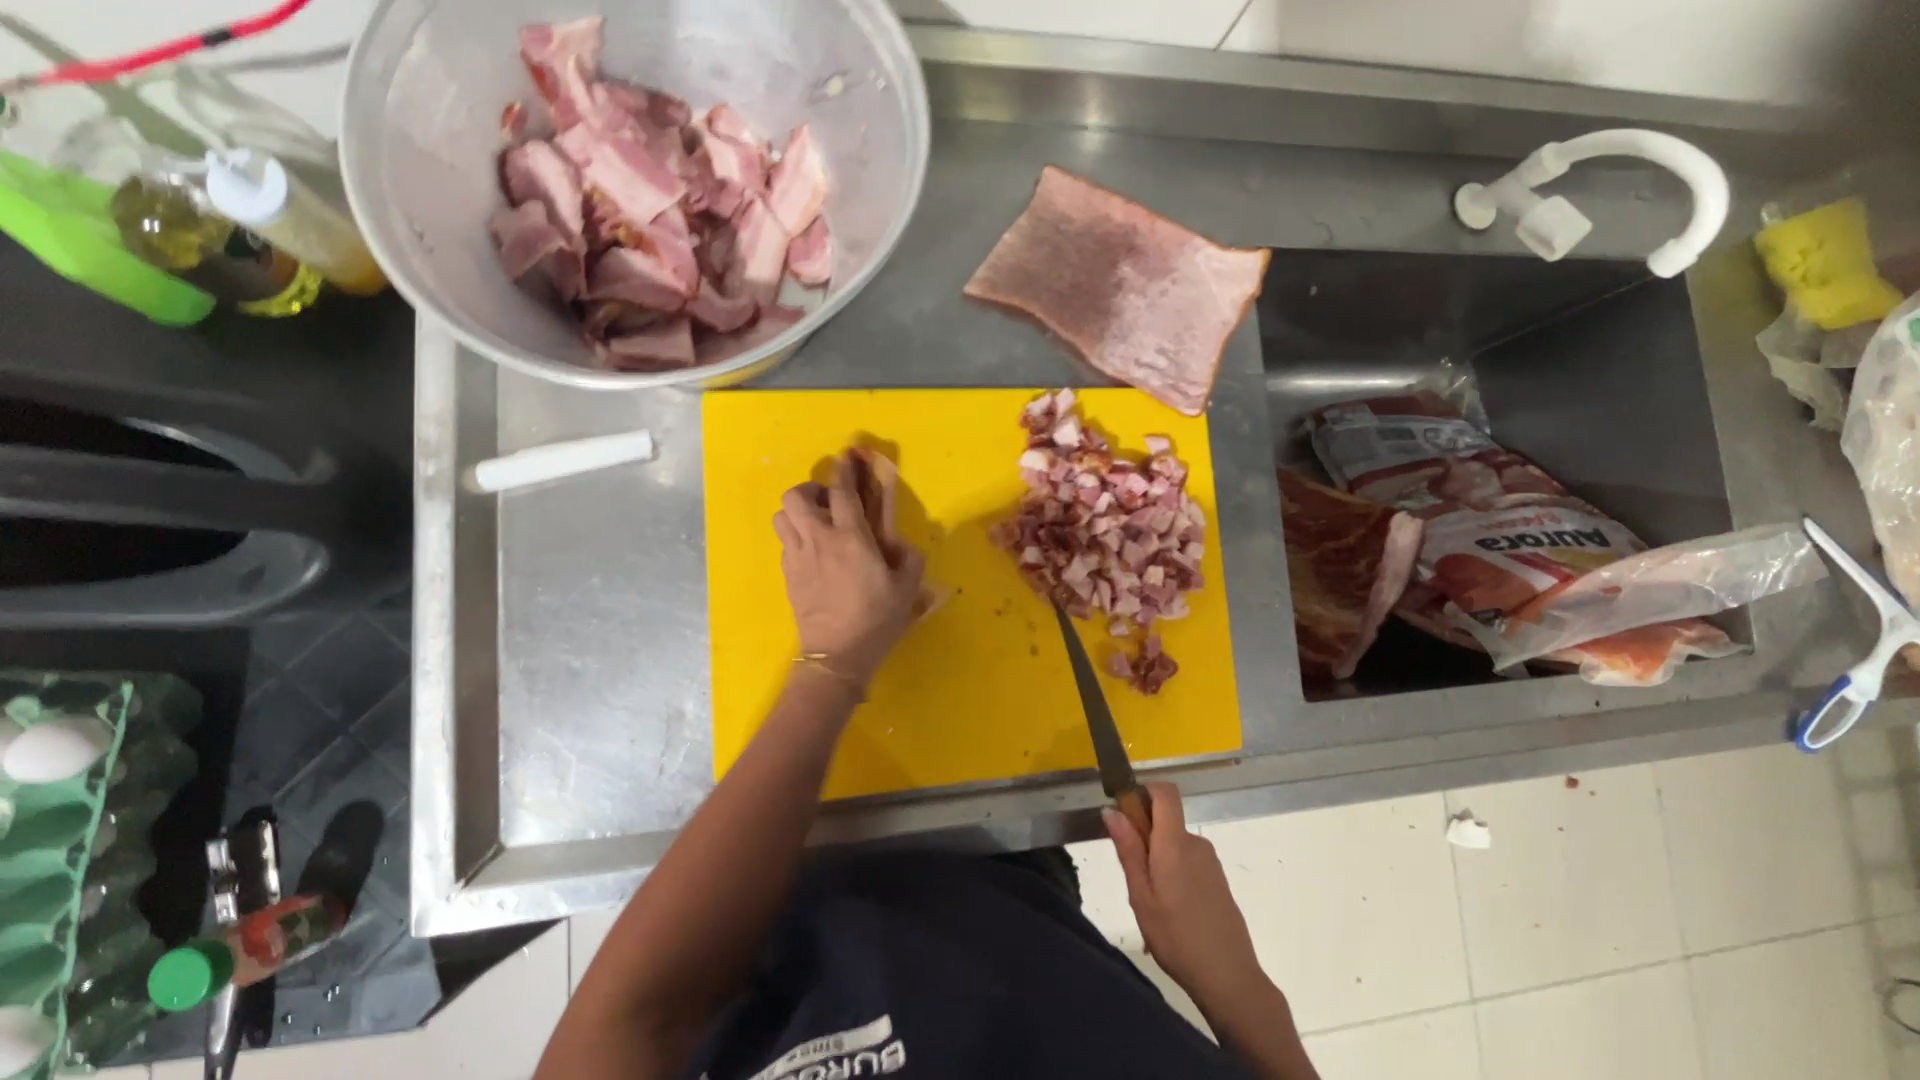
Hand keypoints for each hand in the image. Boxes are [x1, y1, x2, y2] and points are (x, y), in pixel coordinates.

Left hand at [773, 451, 925, 686]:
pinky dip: (796, 538)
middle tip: (829, 502)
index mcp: (851, 538)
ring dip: (798, 512)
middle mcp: (819, 540)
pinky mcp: (787, 575)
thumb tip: (900, 545)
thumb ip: (909, 558)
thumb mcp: (907, 588)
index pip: (841, 491)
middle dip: (810, 489)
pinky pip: (785, 542)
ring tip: (817, 524)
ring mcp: (798, 557)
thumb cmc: (876, 620)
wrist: (838, 654)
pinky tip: (814, 553)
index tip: (847, 456)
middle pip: (796, 495)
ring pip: (782, 516)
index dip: (844, 469)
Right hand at [1104, 783, 1271, 1007]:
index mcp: (1175, 844)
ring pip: (1174, 842)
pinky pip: (1187, 859)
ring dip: (1157, 858)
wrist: (1229, 977)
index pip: (1165, 792)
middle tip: (1133, 879)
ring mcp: (1210, 861)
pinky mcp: (1217, 878)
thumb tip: (1112, 810)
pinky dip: (1172, 871)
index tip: (1123, 813)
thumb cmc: (1176, 938)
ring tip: (1152, 903)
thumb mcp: (1141, 896)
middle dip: (1143, 835)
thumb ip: (1128, 850)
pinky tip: (1171, 910)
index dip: (1143, 791)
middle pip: (1166, 818)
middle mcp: (1196, 844)